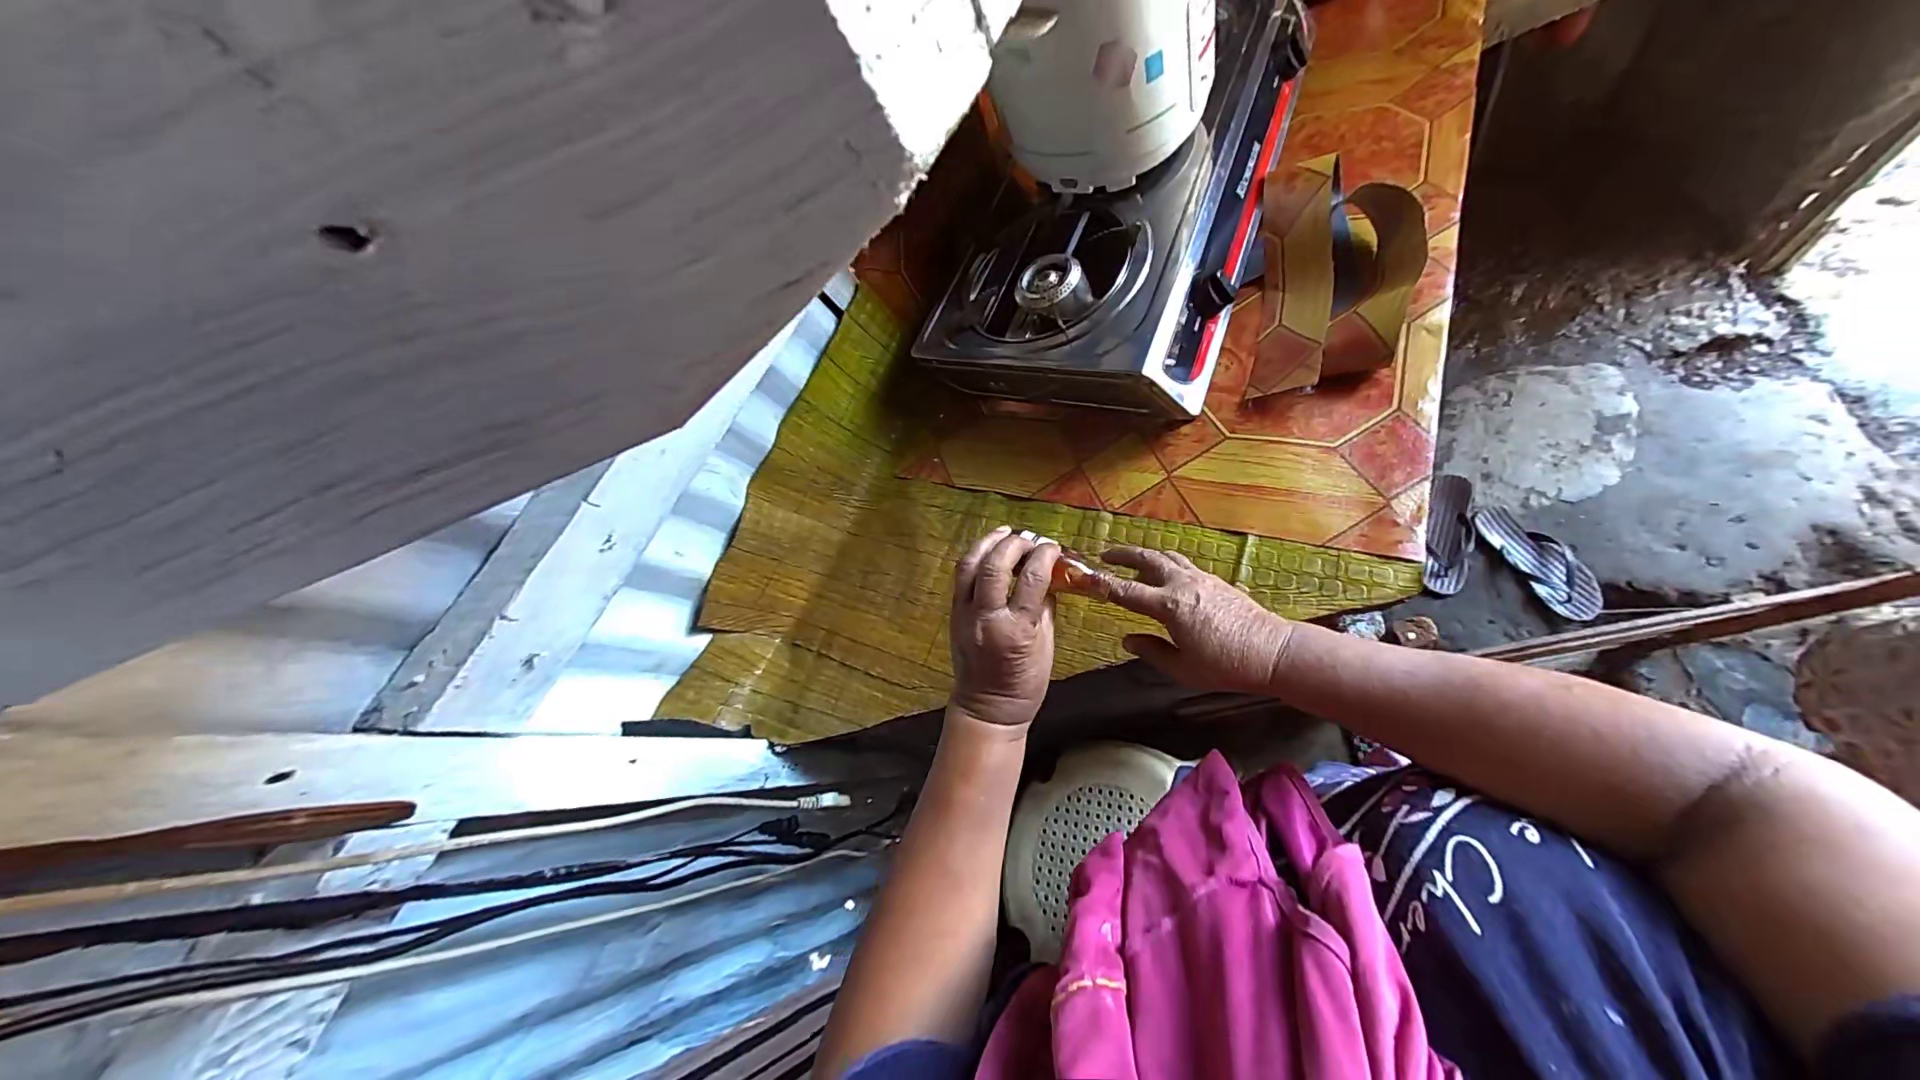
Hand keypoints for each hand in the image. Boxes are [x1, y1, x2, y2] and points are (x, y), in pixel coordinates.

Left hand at [948, 527, 1059, 727]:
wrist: (986, 708)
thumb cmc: (1024, 683)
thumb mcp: (1046, 646)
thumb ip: (1046, 608)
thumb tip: (1050, 576)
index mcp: (1017, 629)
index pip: (1032, 579)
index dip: (1044, 555)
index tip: (1053, 546)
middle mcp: (988, 618)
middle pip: (996, 567)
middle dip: (1015, 544)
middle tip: (1030, 538)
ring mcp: (966, 615)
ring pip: (970, 567)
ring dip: (988, 543)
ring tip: (1005, 532)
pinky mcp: (954, 615)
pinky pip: (960, 578)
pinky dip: (974, 559)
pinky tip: (987, 550)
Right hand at [1094, 547, 1293, 693]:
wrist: (1273, 652)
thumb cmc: (1227, 665)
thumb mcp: (1182, 668)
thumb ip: (1151, 651)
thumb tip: (1128, 640)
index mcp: (1169, 606)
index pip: (1126, 591)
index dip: (1102, 584)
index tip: (1085, 577)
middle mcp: (1182, 585)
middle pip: (1146, 559)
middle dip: (1122, 555)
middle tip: (1105, 555)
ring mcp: (1201, 579)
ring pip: (1167, 556)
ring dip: (1145, 554)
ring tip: (1132, 558)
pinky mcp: (1215, 581)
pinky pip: (1183, 563)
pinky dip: (1167, 561)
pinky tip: (1166, 571)